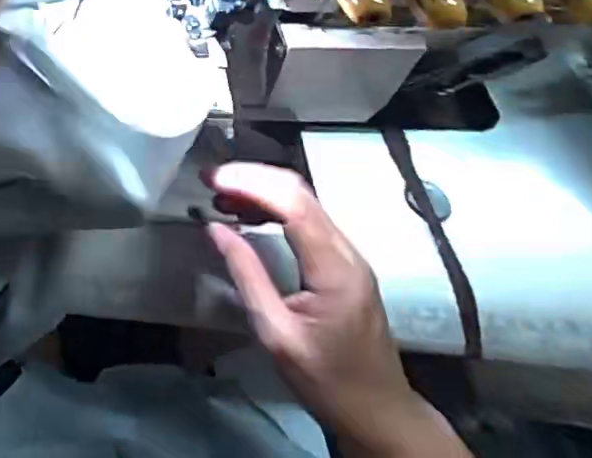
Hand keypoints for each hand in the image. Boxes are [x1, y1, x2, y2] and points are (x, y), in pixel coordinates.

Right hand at [206, 163, 466, 457]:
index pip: (293, 205)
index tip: (213, 180)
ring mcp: (348, 253)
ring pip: (303, 199)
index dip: (250, 183)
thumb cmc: (328, 382)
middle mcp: (347, 252)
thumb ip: (247, 276)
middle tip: (210, 179)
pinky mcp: (342, 259)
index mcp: (335, 270)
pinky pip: (306, 216)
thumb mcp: (277, 335)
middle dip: (251, 177)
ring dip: (260, 188)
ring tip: (220, 194)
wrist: (380, 414)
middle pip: (299, 192)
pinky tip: (247, 212)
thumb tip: (214, 229)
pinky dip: (272, 204)